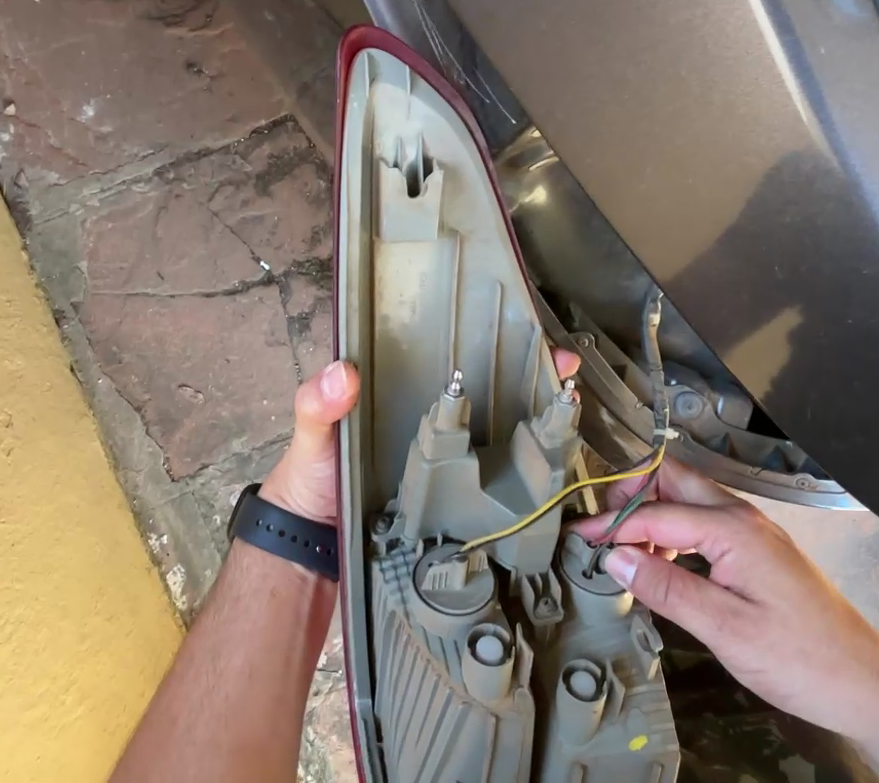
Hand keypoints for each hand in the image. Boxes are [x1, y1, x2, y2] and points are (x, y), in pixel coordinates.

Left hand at [260, 350, 582, 524]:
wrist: (314, 553)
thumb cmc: (309, 482)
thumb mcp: (310, 438)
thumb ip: (318, 407)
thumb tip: (344, 375)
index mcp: (396, 396)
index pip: (444, 355)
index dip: (482, 339)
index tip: (521, 324)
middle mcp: (426, 422)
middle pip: (481, 388)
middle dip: (524, 371)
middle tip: (563, 362)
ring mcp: (443, 460)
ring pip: (493, 429)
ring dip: (530, 413)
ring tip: (569, 398)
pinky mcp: (453, 496)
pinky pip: (488, 474)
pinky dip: (518, 467)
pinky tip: (549, 459)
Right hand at [573, 459, 878, 740]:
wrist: (868, 684)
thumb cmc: (798, 659)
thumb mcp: (726, 630)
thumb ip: (667, 587)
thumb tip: (615, 556)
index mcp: (733, 528)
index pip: (656, 513)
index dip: (613, 524)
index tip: (579, 538)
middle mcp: (742, 515)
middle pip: (673, 479)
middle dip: (632, 494)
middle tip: (602, 527)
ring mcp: (753, 529)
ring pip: (688, 497)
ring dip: (652, 511)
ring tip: (625, 549)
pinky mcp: (758, 548)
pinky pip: (704, 520)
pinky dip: (674, 530)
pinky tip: (663, 562)